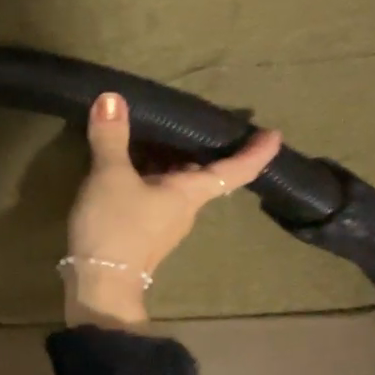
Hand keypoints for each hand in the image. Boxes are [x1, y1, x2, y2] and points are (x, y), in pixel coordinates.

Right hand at [63, 92, 282, 326]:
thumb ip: (111, 138)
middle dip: (197, 147)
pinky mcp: (144, 227)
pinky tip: (124, 164)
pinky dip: (148, 172)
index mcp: (191, 192)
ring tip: (147, 133)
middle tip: (184, 120)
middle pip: (203, 172)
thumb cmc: (117, 224)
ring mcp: (165, 218)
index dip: (256, 151)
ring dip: (167, 158)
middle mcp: (186, 205)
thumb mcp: (109, 176)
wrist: (101, 277)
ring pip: (177, 181)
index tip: (273, 133)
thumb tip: (112, 97)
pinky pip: (155, 191)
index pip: (236, 170)